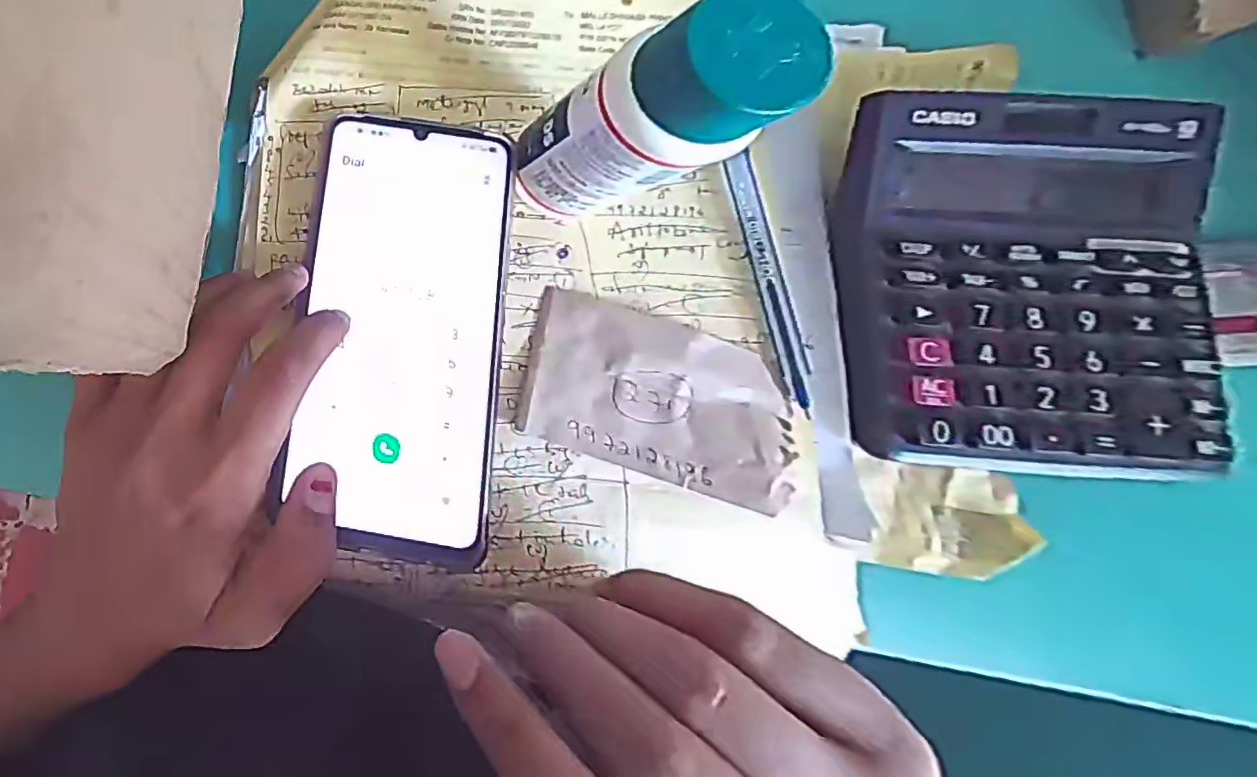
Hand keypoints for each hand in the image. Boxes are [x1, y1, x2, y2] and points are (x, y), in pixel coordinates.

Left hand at [0, 267, 348, 753]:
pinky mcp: (84, 413)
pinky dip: (152, 312)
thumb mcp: (258, 611)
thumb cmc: (183, 605)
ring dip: (217, 292)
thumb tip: (324, 472)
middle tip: (296, 278)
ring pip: (171, 327)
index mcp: (218, 483)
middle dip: (267, 294)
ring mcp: (117, 419)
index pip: (275, 385)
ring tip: (250, 281)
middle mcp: (167, 438)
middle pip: (221, 334)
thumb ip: (304, 551)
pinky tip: (180, 304)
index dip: (312, 340)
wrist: (86, 614)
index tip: (336, 319)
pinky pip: (117, 340)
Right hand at [434, 572, 938, 776]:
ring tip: (574, 607)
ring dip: (615, 628)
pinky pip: (762, 638)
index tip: (456, 652)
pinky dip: (680, 600)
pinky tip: (633, 590)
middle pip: (652, 745)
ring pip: (704, 682)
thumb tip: (499, 679)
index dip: (506, 724)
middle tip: (522, 621)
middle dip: (564, 663)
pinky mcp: (892, 738)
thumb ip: (573, 766)